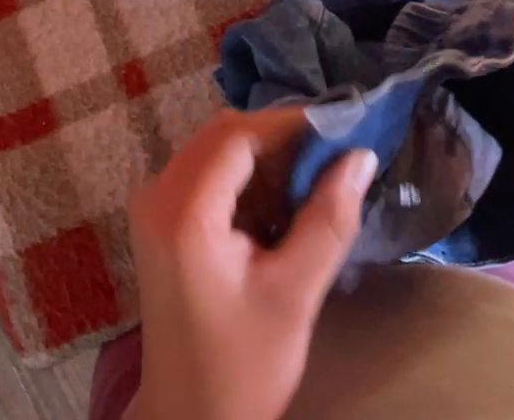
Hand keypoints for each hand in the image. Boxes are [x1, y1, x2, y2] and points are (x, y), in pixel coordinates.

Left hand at [127, 109, 376, 419]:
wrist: (189, 414)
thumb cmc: (243, 364)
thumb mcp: (295, 294)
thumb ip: (327, 219)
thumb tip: (361, 156)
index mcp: (183, 212)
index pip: (236, 136)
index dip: (289, 123)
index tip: (341, 127)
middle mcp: (156, 194)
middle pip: (220, 136)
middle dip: (278, 137)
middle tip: (333, 153)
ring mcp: (152, 205)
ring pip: (213, 150)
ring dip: (263, 156)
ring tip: (314, 179)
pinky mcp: (158, 219)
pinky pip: (204, 173)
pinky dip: (244, 176)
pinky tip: (279, 203)